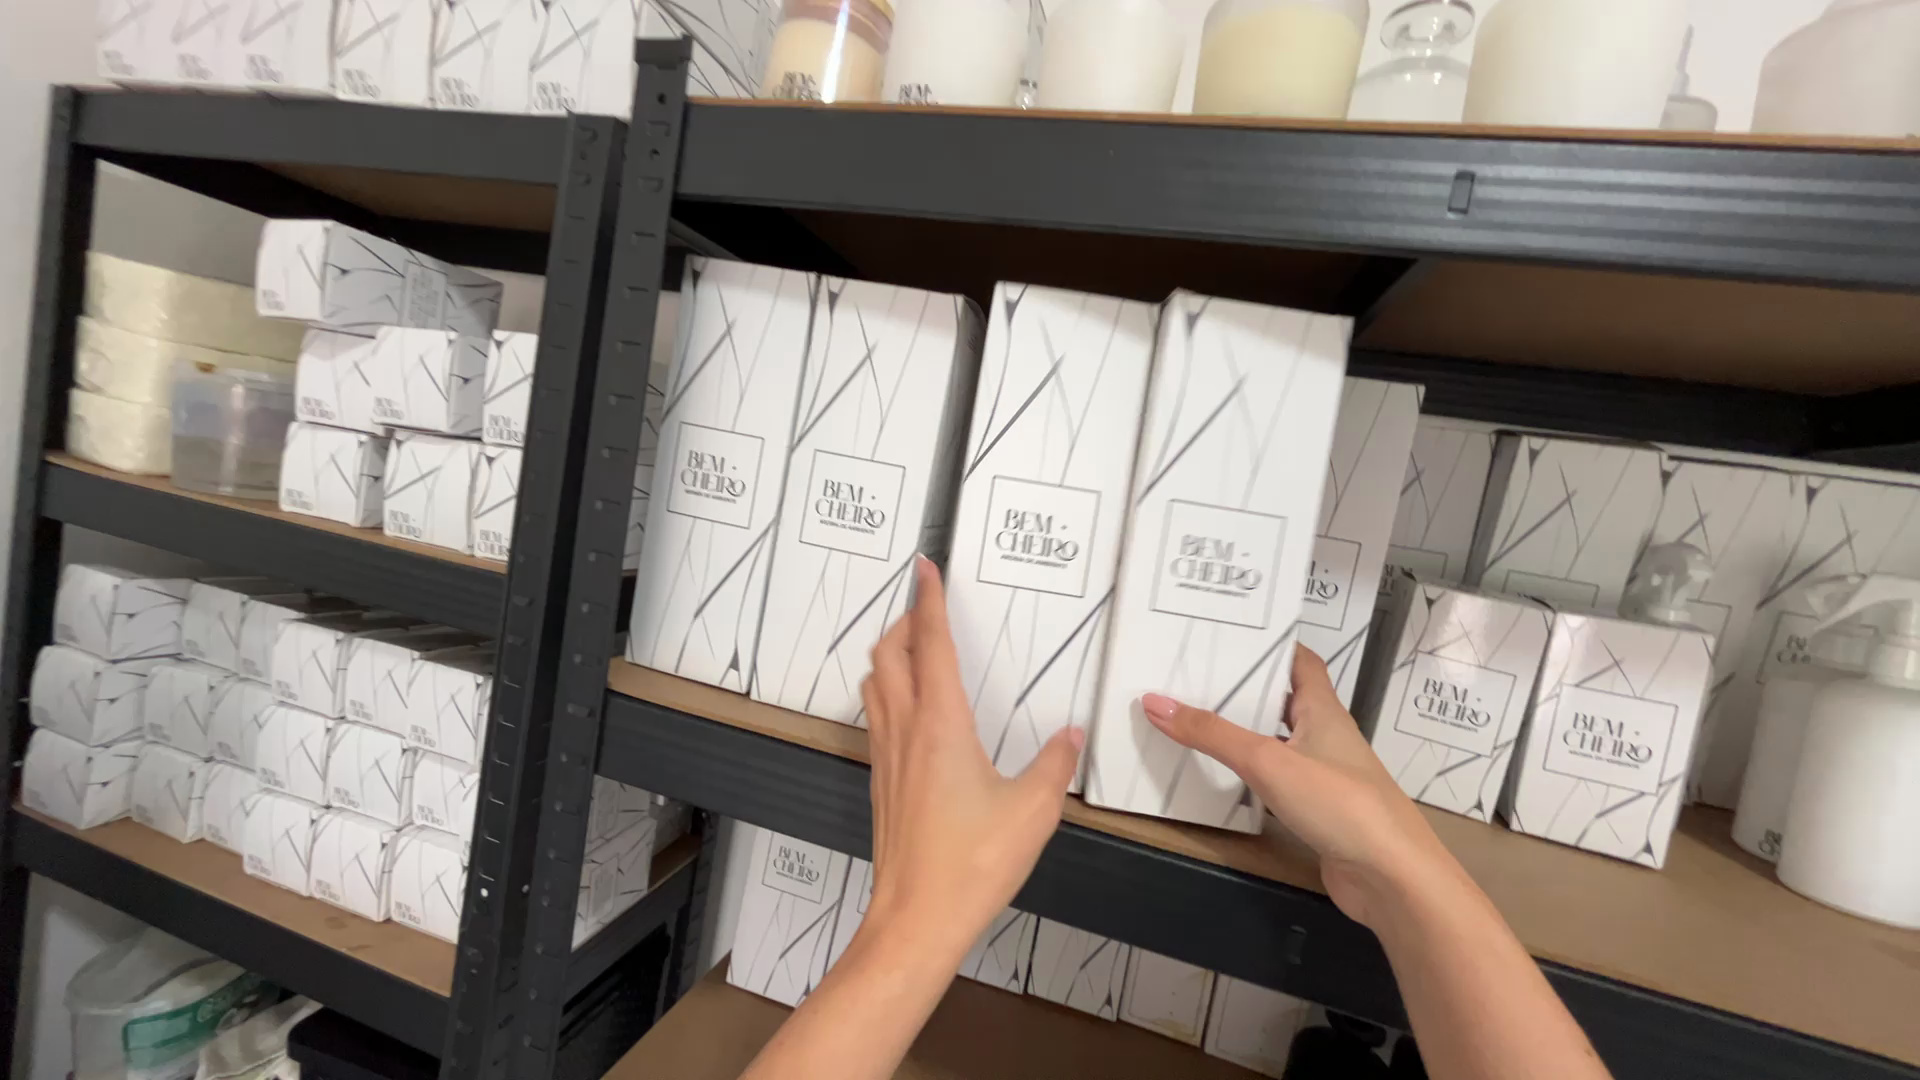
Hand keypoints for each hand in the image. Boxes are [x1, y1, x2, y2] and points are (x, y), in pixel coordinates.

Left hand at [859, 556, 1082, 957]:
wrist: (915, 917)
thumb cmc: (973, 862)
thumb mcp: (1033, 810)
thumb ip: (1055, 763)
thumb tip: (1070, 733)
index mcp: (942, 722)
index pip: (930, 642)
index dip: (928, 598)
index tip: (926, 567)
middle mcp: (906, 727)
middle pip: (889, 651)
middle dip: (904, 619)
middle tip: (928, 608)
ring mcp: (886, 753)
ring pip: (876, 681)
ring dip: (891, 653)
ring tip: (918, 649)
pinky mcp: (880, 778)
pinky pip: (877, 713)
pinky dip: (889, 688)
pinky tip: (914, 709)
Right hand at [1141, 648, 1462, 929]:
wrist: (1393, 882)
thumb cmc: (1339, 804)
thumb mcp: (1267, 760)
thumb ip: (1211, 733)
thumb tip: (1154, 701)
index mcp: (1323, 710)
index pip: (1301, 661)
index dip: (1269, 644)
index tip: (1227, 634)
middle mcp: (1325, 735)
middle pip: (1282, 698)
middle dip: (1243, 685)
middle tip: (1192, 672)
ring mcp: (1323, 774)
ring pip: (1277, 738)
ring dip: (1243, 728)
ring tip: (1194, 714)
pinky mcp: (1317, 808)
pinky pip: (1275, 776)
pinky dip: (1248, 769)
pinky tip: (1218, 772)